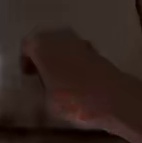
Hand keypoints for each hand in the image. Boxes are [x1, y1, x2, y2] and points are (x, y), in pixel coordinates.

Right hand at [21, 28, 141, 133]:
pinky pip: (76, 50)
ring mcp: (78, 41)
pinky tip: (77, 78)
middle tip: (41, 73)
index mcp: (41, 47)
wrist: (115, 99)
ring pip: (61, 43)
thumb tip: (37, 91)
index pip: (26, 46)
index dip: (25, 61)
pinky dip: (73, 59)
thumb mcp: (50, 105)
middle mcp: (57, 37)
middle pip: (43, 40)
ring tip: (59, 76)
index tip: (29, 75)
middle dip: (41, 54)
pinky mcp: (94, 49)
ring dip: (57, 55)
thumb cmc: (76, 101)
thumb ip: (39, 93)